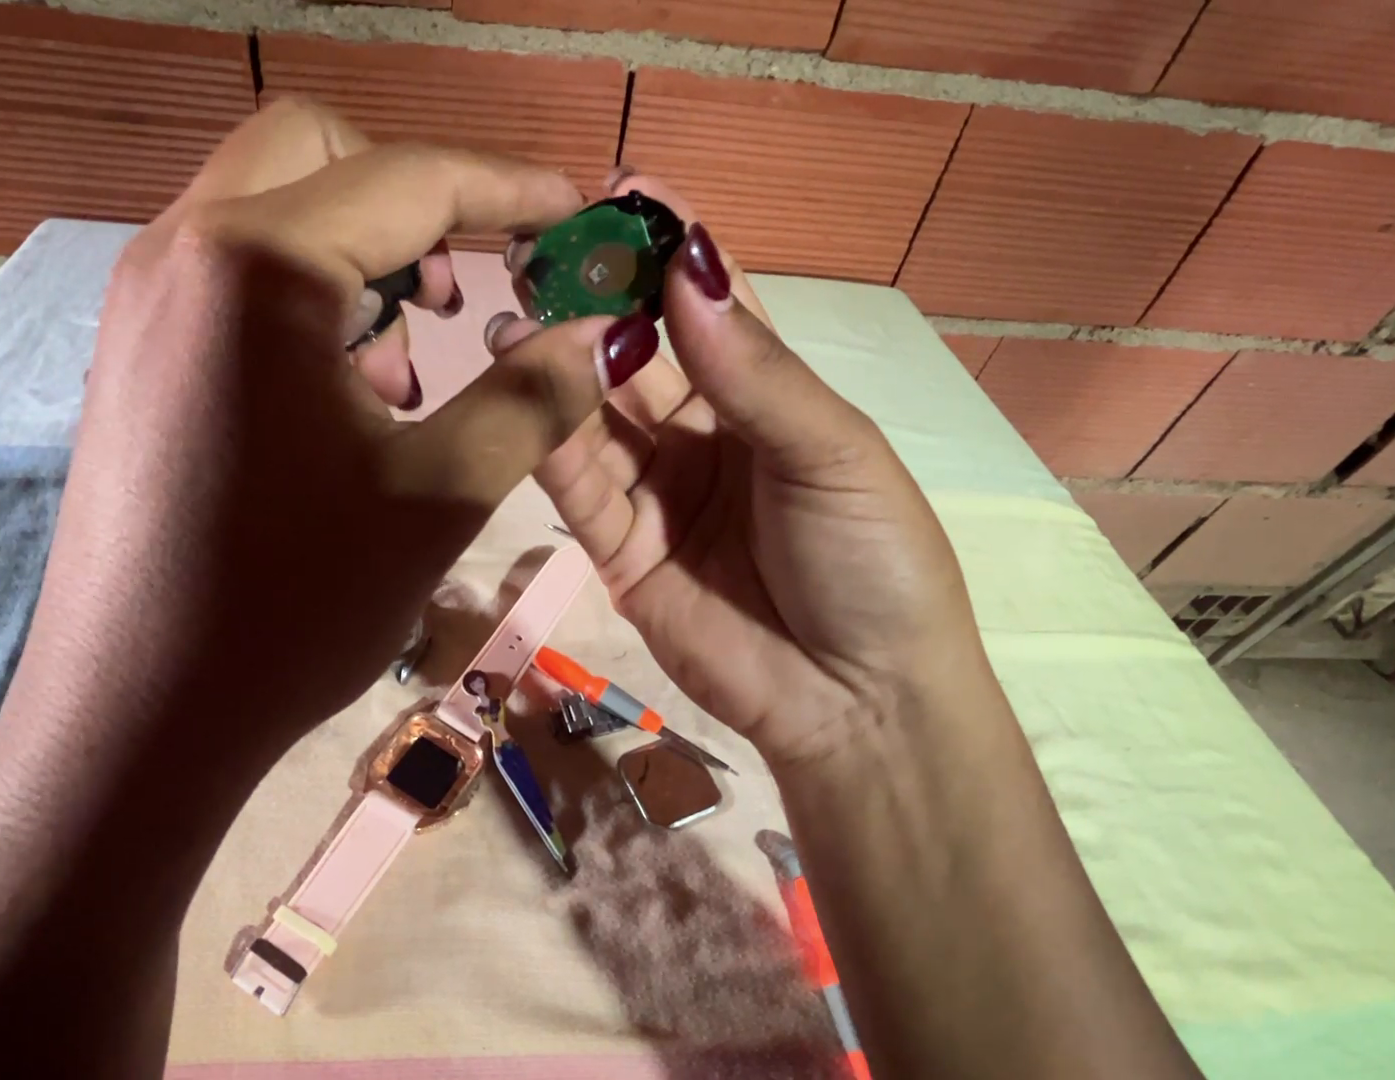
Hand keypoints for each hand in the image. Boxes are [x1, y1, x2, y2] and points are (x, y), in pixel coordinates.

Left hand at [31, 101, 664, 744]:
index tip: (577, 213)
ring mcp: (145, 300)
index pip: (409, 179)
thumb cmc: (294, 606)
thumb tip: (600, 334)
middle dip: (419, 204)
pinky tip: (349, 396)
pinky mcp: (137, 353)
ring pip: (276, 212)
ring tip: (413, 360)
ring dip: (364, 256)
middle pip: (324, 156)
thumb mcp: (440, 496)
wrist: (142, 715)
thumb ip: (534, 395)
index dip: (509, 188)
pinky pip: (238, 276)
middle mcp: (183, 251)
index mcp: (256, 267)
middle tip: (473, 288)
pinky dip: (311, 299)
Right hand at [520, 175, 988, 763]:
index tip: (625, 191)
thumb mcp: (833, 456)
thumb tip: (688, 270)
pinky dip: (553, 445)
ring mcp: (659, 492)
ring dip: (563, 370)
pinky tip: (526, 394)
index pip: (711, 309)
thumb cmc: (873, 563)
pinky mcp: (620, 550)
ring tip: (521, 320)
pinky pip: (581, 488)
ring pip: (599, 418)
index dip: (670, 252)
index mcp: (770, 401)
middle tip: (545, 253)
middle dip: (599, 305)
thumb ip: (756, 374)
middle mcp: (707, 436)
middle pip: (642, 357)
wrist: (857, 701)